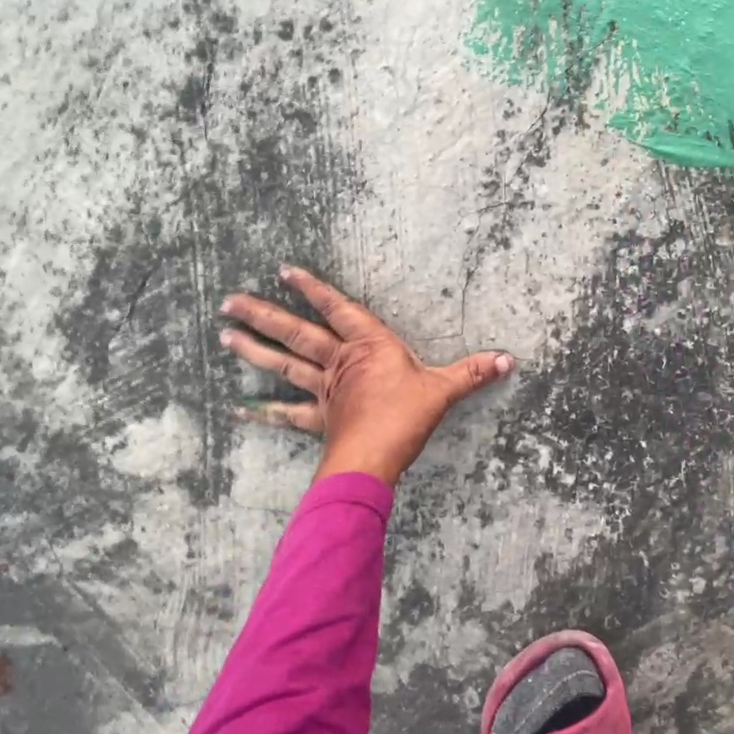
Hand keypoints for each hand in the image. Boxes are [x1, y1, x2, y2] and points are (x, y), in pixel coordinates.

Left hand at [217, 265, 513, 485]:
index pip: (338, 309)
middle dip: (264, 315)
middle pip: (297, 333)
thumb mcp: (444, 390)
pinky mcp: (319, 420)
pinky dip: (263, 410)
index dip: (311, 289)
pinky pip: (287, 413)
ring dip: (253, 350)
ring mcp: (325, 392)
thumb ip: (473, 372)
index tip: (283, 271)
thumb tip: (509, 360)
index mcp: (370, 346)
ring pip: (284, 365)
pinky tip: (238, 406)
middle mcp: (342, 363)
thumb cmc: (404, 418)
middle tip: (230, 301)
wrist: (372, 462)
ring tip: (225, 334)